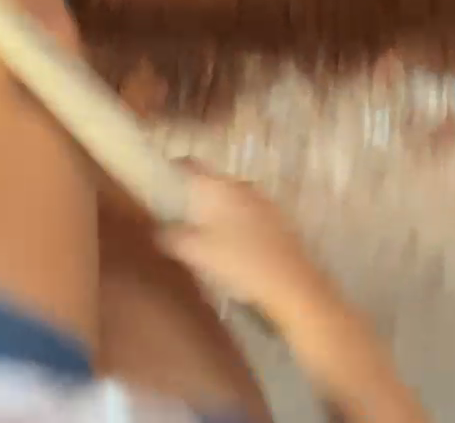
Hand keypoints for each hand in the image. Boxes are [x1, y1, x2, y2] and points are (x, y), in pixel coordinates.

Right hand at [160, 166, 341, 321]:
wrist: (297, 291)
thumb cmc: (239, 263)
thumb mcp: (193, 251)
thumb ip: (170, 235)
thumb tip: (157, 228)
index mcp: (217, 185)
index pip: (189, 163)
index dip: (172, 167)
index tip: (161, 177)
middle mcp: (241, 185)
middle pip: (213, 179)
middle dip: (197, 191)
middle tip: (182, 208)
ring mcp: (265, 203)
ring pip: (234, 196)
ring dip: (221, 206)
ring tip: (209, 227)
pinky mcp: (283, 222)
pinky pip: (252, 212)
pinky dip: (241, 220)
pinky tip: (237, 243)